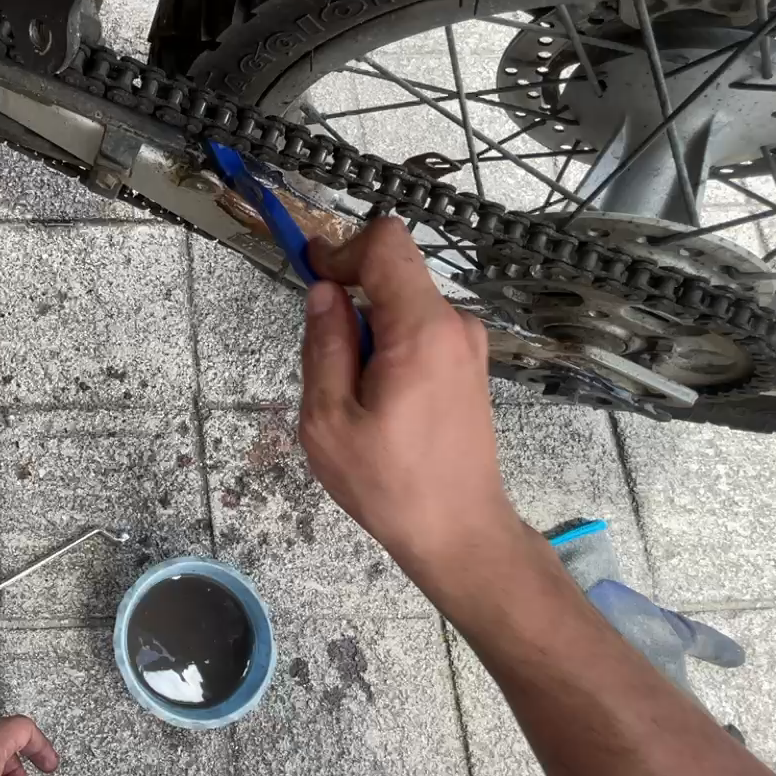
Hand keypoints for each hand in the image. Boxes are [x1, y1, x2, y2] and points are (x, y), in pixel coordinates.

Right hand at [300, 217, 528, 573]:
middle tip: (321, 361)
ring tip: (349, 396)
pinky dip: (386, 349)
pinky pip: (417, 334)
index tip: (308, 275)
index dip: (340, 249)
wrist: (458, 531)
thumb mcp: (328, 418)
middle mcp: (454, 325)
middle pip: (392, 275)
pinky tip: (376, 403)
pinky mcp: (467, 367)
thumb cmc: (387, 481)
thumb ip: (324, 346)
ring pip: (401, 308)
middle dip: (347, 301)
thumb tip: (323, 294)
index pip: (386, 244)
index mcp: (421, 330)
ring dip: (365, 333)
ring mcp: (467, 346)